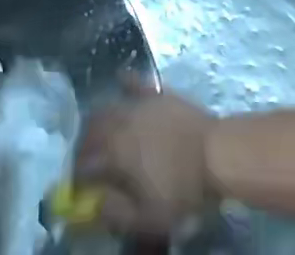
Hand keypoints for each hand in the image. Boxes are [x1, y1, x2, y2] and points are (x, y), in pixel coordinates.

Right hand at [76, 78, 219, 235]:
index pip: (85, 164)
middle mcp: (123, 124)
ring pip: (111, 106)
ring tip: (95, 127)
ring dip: (98, 118)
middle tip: (84, 156)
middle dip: (84, 144)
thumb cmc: (184, 188)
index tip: (76, 185)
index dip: (77, 176)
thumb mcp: (148, 217)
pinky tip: (120, 77)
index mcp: (116, 154)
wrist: (218, 152)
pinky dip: (127, 80)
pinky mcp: (161, 94)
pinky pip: (139, 83)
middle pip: (93, 130)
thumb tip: (94, 204)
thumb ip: (116, 213)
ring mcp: (143, 105)